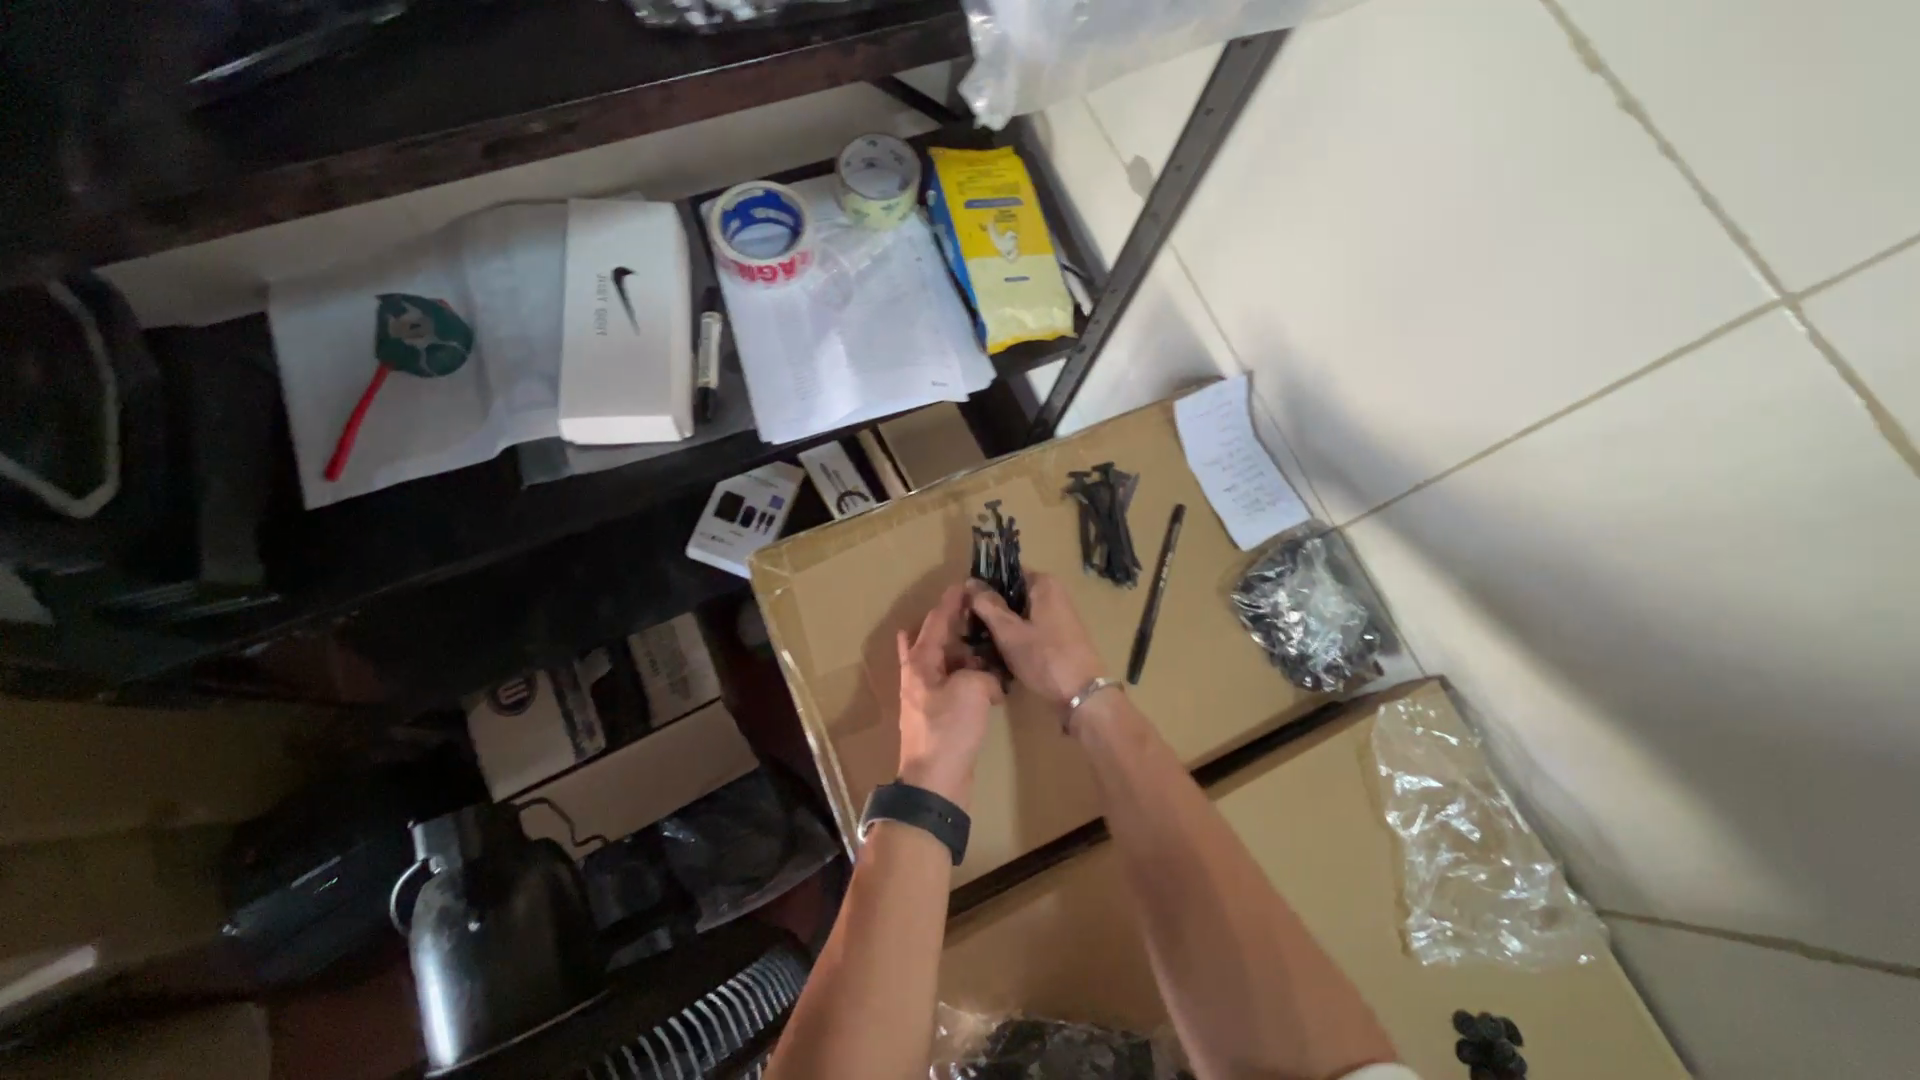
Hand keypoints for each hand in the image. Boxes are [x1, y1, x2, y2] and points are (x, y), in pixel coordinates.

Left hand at [896, 584, 1004, 810]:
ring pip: (948, 665)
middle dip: (959, 628)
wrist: (935, 783)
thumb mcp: (972, 690)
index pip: (935, 621)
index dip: (950, 602)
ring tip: (992, 649)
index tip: (964, 586)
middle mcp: (918, 676)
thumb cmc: (949, 730)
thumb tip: (986, 680)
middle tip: (985, 617)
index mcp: (920, 662)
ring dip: (968, 656)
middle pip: (938, 641)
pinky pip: (956, 687)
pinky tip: (990, 681)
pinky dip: (971, 679)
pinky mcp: (939, 717)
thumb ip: (981, 672)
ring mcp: (927, 697)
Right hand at [966, 574, 1104, 712]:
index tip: (964, 599)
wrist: (1083, 694)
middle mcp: (1053, 592)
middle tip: (967, 622)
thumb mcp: (1010, 632)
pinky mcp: (1058, 634)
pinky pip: (1029, 625)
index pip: (1006, 571)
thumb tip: (970, 582)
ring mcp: (1057, 614)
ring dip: (1001, 623)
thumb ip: (988, 605)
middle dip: (990, 606)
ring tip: (977, 637)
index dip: (983, 584)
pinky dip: (1014, 634)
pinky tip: (997, 649)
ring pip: (1019, 611)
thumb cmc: (1045, 659)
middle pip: (1012, 592)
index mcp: (1043, 583)